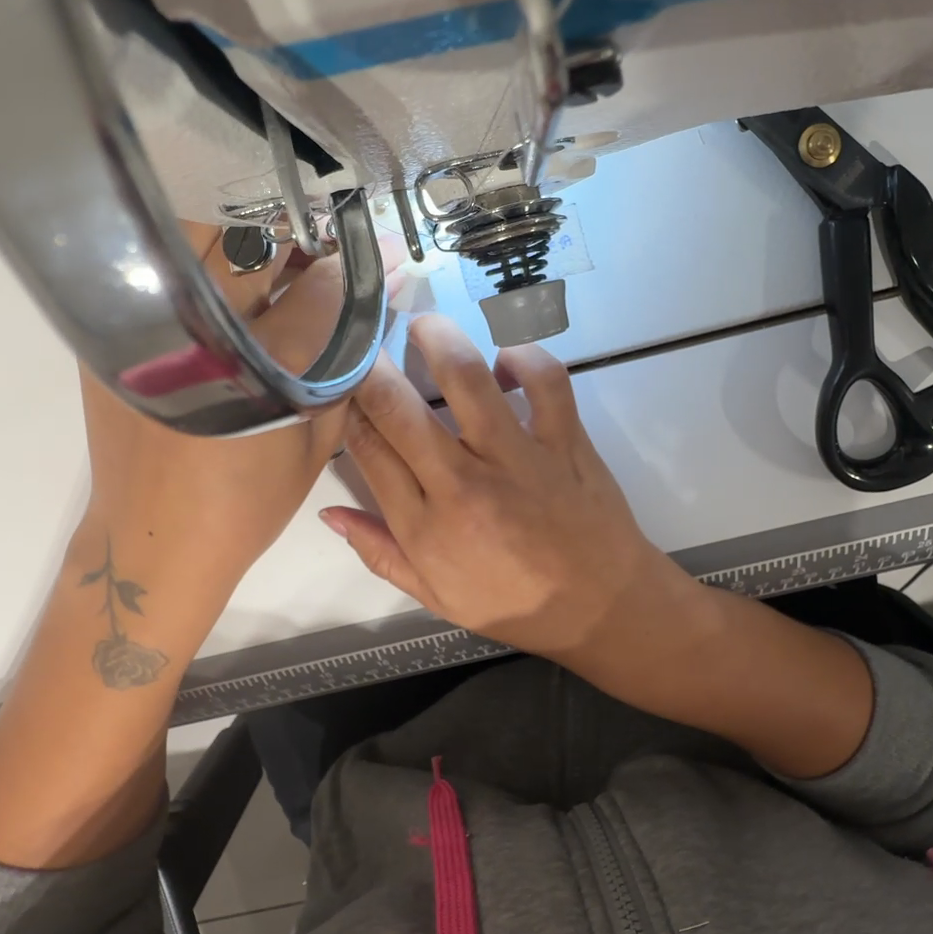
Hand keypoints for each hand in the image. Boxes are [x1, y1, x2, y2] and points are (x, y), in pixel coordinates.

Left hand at [79, 224, 366, 583]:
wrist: (156, 540)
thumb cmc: (249, 503)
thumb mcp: (317, 442)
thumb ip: (348, 368)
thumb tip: (377, 306)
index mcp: (258, 371)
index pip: (319, 291)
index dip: (358, 264)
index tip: (379, 245)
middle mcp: (197, 336)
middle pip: (252, 246)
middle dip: (296, 230)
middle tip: (319, 235)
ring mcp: (142, 328)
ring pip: (194, 240)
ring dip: (240, 233)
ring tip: (269, 249)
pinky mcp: (106, 332)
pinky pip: (155, 266)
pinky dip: (193, 258)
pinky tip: (220, 274)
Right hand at [320, 315, 691, 656]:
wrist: (602, 609)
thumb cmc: (515, 606)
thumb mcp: (437, 597)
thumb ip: (381, 553)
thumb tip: (330, 514)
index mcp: (426, 525)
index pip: (369, 449)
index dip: (347, 409)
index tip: (341, 386)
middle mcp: (464, 484)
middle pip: (398, 408)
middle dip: (369, 366)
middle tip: (362, 340)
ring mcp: (518, 457)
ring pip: (467, 379)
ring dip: (438, 340)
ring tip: (424, 324)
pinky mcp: (565, 440)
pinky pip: (546, 381)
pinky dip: (525, 358)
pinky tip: (505, 360)